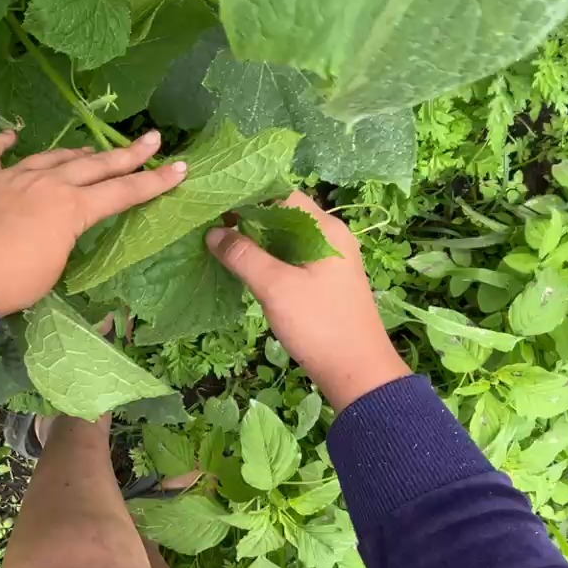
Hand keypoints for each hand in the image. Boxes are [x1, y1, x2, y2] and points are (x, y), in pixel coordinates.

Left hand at [0, 129, 185, 315]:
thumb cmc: (13, 284)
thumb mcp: (55, 269)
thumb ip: (65, 241)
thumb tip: (62, 230)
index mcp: (71, 207)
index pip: (122, 193)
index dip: (154, 183)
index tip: (180, 168)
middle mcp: (47, 183)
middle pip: (94, 166)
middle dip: (127, 155)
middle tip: (152, 140)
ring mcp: (12, 177)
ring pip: (50, 157)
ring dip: (74, 153)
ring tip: (91, 150)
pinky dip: (2, 142)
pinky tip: (11, 134)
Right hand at [208, 191, 409, 408]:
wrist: (357, 372)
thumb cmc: (319, 324)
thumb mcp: (276, 287)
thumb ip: (244, 256)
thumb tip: (214, 232)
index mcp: (326, 230)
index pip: (283, 195)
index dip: (249, 197)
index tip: (216, 206)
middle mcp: (330, 238)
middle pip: (283, 217)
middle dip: (247, 220)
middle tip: (210, 227)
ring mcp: (327, 261)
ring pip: (284, 240)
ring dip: (254, 242)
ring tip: (219, 246)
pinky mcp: (322, 282)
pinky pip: (289, 260)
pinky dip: (266, 260)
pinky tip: (242, 270)